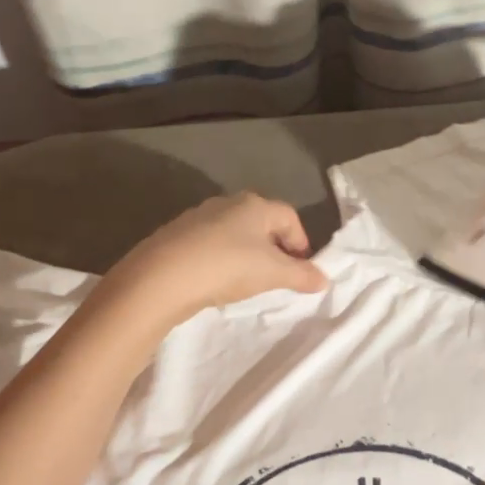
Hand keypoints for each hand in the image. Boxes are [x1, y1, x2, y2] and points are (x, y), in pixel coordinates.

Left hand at [102, 192, 327, 324]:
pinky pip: (210, 245)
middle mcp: (227, 203)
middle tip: (278, 275)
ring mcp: (198, 217)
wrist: (160, 278)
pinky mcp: (176, 236)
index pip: (290, 217)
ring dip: (246, 253)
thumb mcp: (272, 274)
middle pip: (261, 222)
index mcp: (255, 205)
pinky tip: (216, 281)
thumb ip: (301, 275)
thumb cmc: (227, 267)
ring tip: (247, 281)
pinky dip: (221, 259)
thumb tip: (324, 279)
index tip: (301, 268)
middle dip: (274, 247)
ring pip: (234, 233)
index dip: (301, 242)